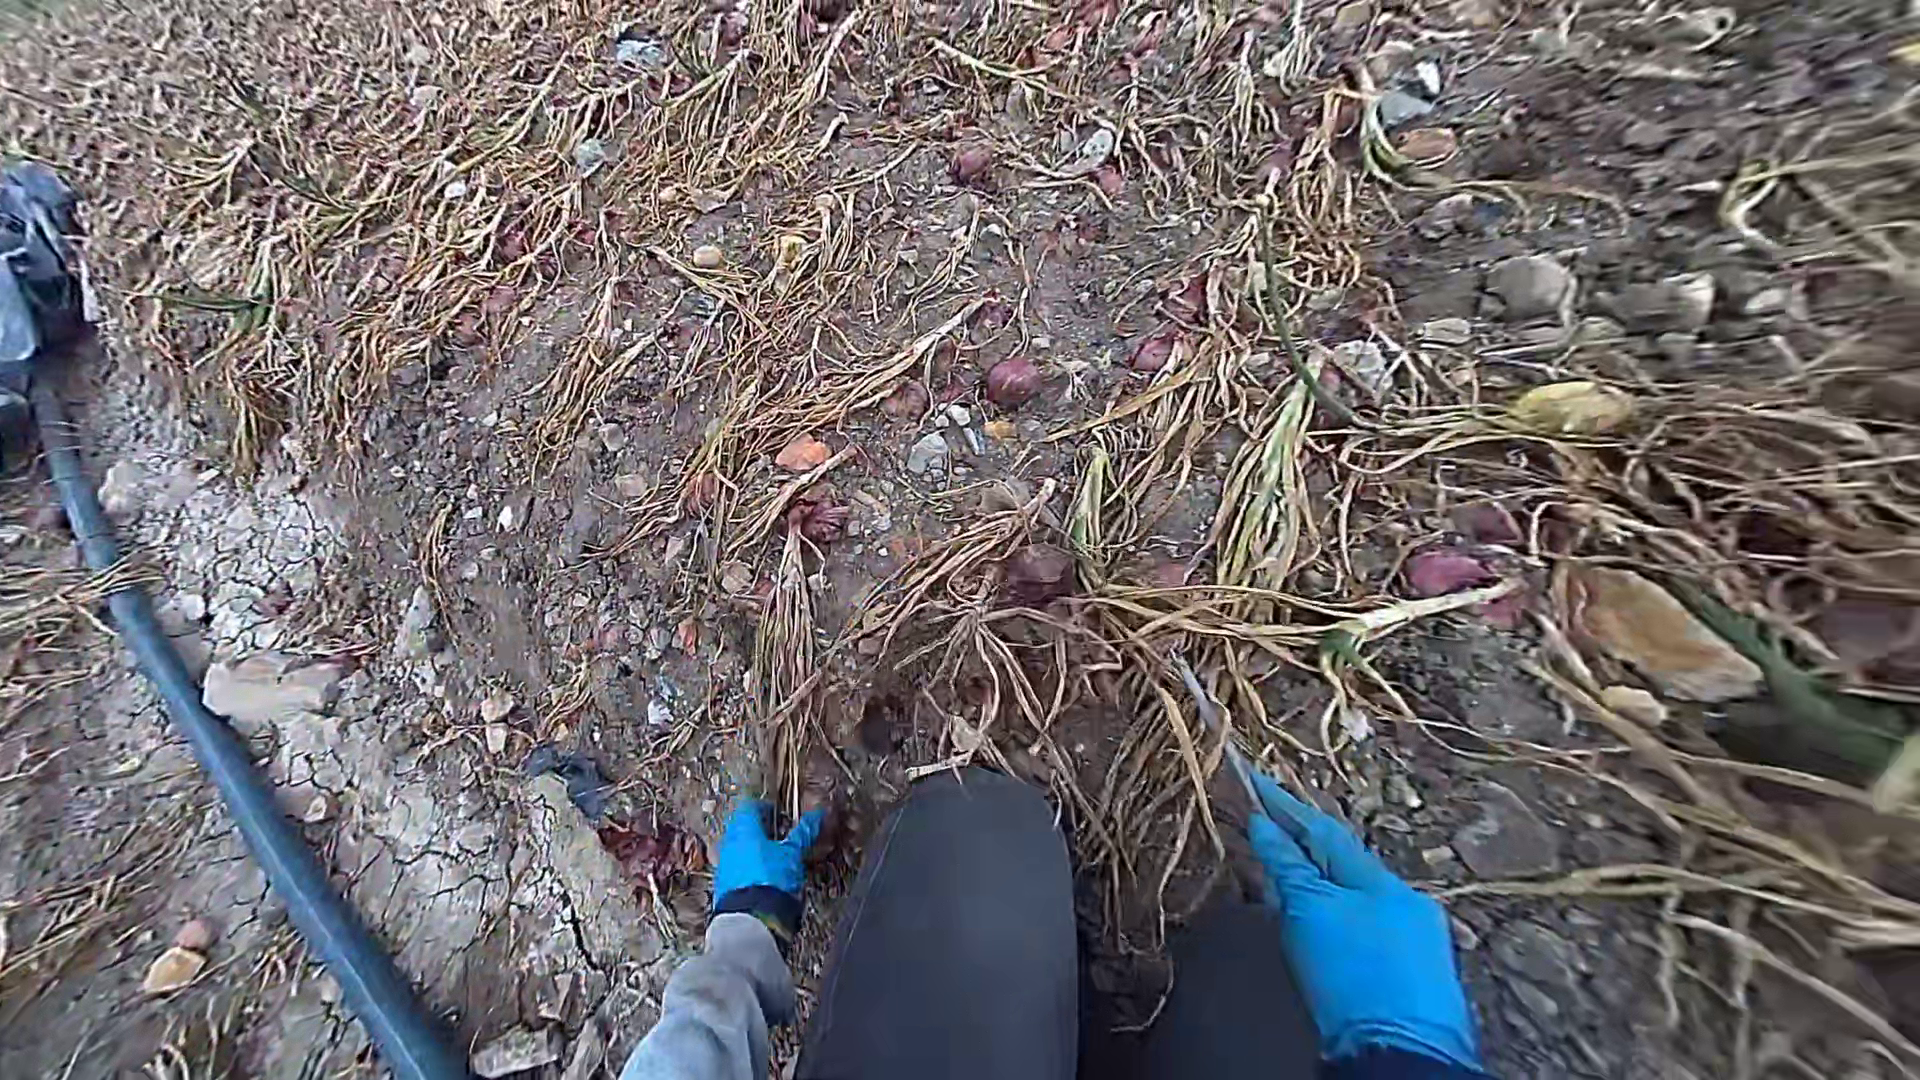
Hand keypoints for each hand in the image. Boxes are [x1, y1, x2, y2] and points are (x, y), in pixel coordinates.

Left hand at [712, 799, 824, 939]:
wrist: (751, 925)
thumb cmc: (771, 881)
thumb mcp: (794, 853)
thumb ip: (804, 832)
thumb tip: (817, 815)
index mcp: (743, 830)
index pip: (751, 807)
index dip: (767, 808)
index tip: (780, 815)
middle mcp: (728, 846)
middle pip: (744, 829)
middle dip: (763, 831)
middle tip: (782, 836)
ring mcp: (723, 868)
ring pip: (740, 850)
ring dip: (756, 851)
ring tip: (778, 860)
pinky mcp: (723, 890)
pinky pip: (737, 871)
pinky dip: (751, 870)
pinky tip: (767, 880)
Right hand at [1247, 771, 1481, 1072]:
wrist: (1399, 1058)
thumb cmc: (1351, 974)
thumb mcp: (1308, 910)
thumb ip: (1284, 862)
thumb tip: (1260, 823)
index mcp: (1382, 881)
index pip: (1321, 828)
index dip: (1283, 802)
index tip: (1250, 776)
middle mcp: (1402, 901)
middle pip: (1336, 856)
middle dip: (1295, 836)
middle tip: (1258, 812)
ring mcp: (1408, 936)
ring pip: (1344, 886)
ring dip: (1308, 869)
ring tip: (1272, 851)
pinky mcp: (1403, 968)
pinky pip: (1353, 915)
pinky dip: (1323, 901)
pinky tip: (1302, 902)